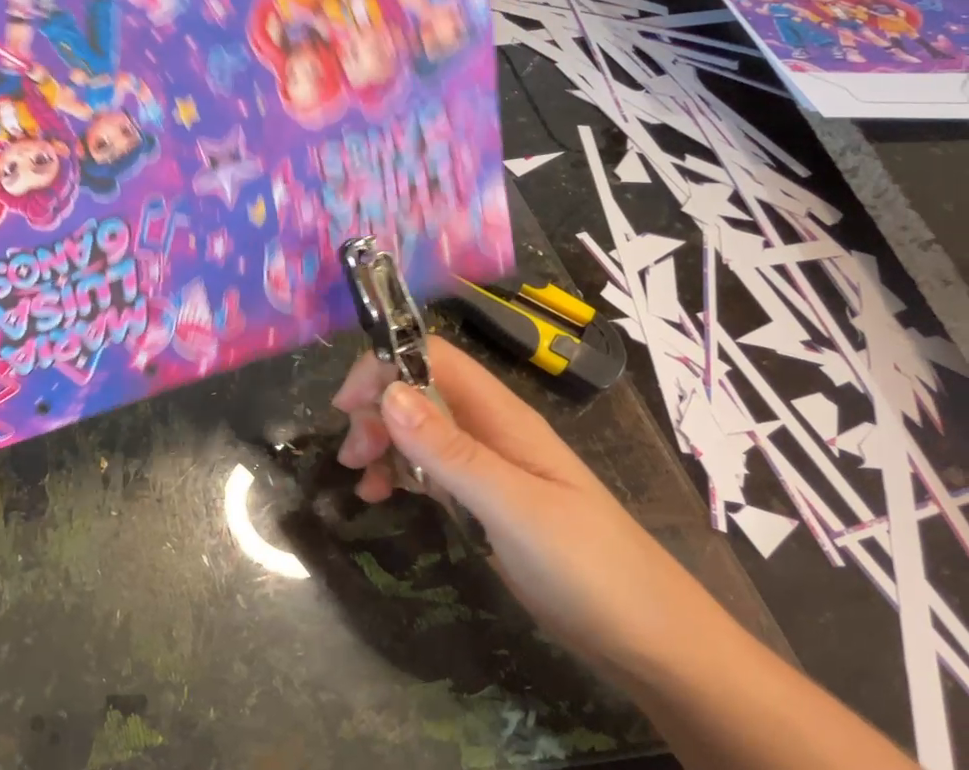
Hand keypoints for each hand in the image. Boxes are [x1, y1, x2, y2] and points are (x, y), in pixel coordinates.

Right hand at [332, 337, 723, 676]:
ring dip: (379, 443)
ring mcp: (486, 467)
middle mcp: (491, 432)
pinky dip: (395, 473)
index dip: (384, 365)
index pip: (432, 358)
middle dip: (374, 411)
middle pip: (415, 391)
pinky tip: (380, 496)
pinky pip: (426, 468)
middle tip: (353, 457)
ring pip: (414, 429)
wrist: (654, 645)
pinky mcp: (482, 501)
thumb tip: (388, 392)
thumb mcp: (515, 509)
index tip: (347, 407)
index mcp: (504, 418)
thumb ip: (451, 452)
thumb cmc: (591, 570)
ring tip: (361, 482)